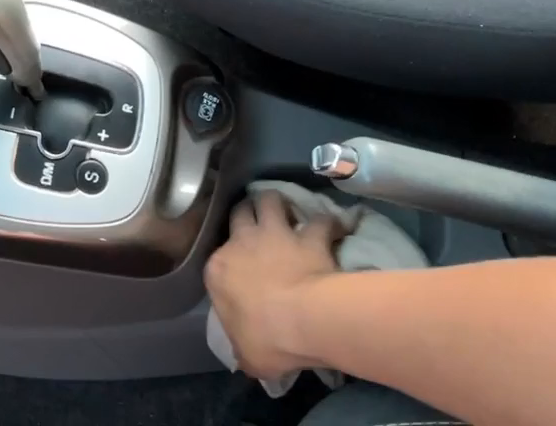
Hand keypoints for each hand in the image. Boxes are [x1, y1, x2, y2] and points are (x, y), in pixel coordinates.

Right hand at [205, 190, 342, 379]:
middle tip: (259, 217)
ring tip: (289, 208)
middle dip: (249, 209)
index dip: (231, 257)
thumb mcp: (247, 355)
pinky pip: (322, 221)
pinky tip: (337, 227)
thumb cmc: (266, 339)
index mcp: (220, 268)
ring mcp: (277, 234)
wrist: (304, 319)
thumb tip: (246, 356)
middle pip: (241, 211)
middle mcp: (243, 241)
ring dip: (280, 202)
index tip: (241, 266)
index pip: (219, 255)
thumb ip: (243, 349)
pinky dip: (330, 223)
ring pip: (271, 199)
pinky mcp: (309, 237)